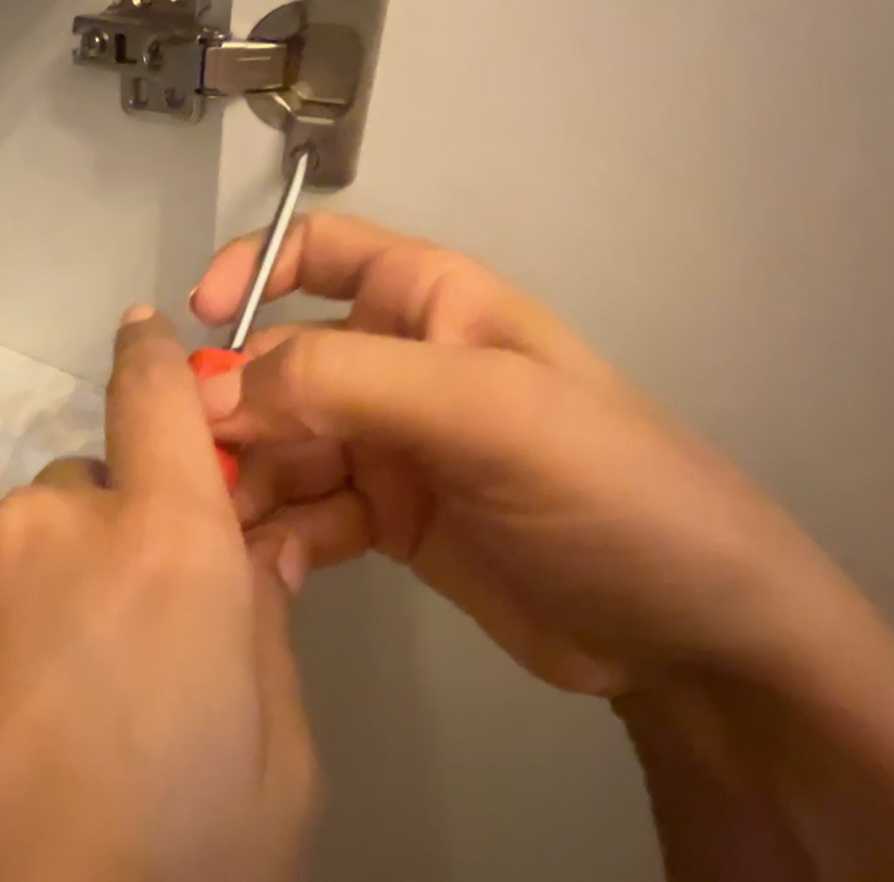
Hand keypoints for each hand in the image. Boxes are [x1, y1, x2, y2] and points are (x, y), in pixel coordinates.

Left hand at [0, 309, 316, 881]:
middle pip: (94, 489)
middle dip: (123, 536)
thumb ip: (265, 639)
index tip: (148, 331)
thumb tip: (253, 560)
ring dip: (55, 589)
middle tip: (136, 637)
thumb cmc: (156, 856)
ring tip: (61, 705)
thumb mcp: (269, 769)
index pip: (156, 399)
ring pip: (28, 546)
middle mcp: (48, 527)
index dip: (158, 357)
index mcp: (159, 543)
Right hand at [190, 212, 869, 697]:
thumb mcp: (486, 412)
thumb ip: (344, 383)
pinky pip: (301, 509)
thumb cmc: (611, 493)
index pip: (318, 251)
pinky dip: (280, 533)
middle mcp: (395, 364)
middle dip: (234, 411)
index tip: (200, 320)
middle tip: (197, 469)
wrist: (695, 643)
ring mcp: (385, 445)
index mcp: (430, 304)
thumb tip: (210, 391)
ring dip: (249, 482)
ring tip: (230, 532)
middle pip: (277, 365)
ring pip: (278, 443)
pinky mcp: (380, 517)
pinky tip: (279, 567)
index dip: (249, 267)